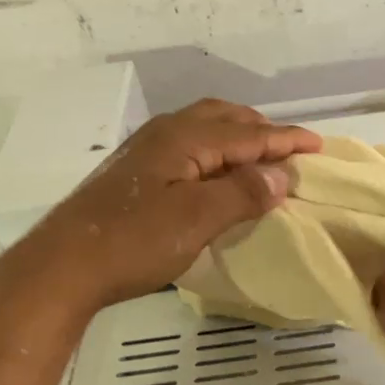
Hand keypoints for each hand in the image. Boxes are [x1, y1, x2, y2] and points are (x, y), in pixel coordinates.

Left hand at [18, 99, 319, 310]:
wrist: (65, 265)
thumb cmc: (134, 242)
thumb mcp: (196, 219)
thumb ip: (241, 193)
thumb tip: (280, 175)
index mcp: (184, 138)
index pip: (248, 133)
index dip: (285, 139)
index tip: (319, 146)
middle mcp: (165, 134)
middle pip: (224, 119)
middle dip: (261, 130)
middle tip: (290, 151)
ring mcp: (146, 152)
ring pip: (203, 131)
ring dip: (236, 139)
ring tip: (259, 160)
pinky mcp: (135, 174)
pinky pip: (189, 148)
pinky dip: (216, 154)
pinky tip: (217, 177)